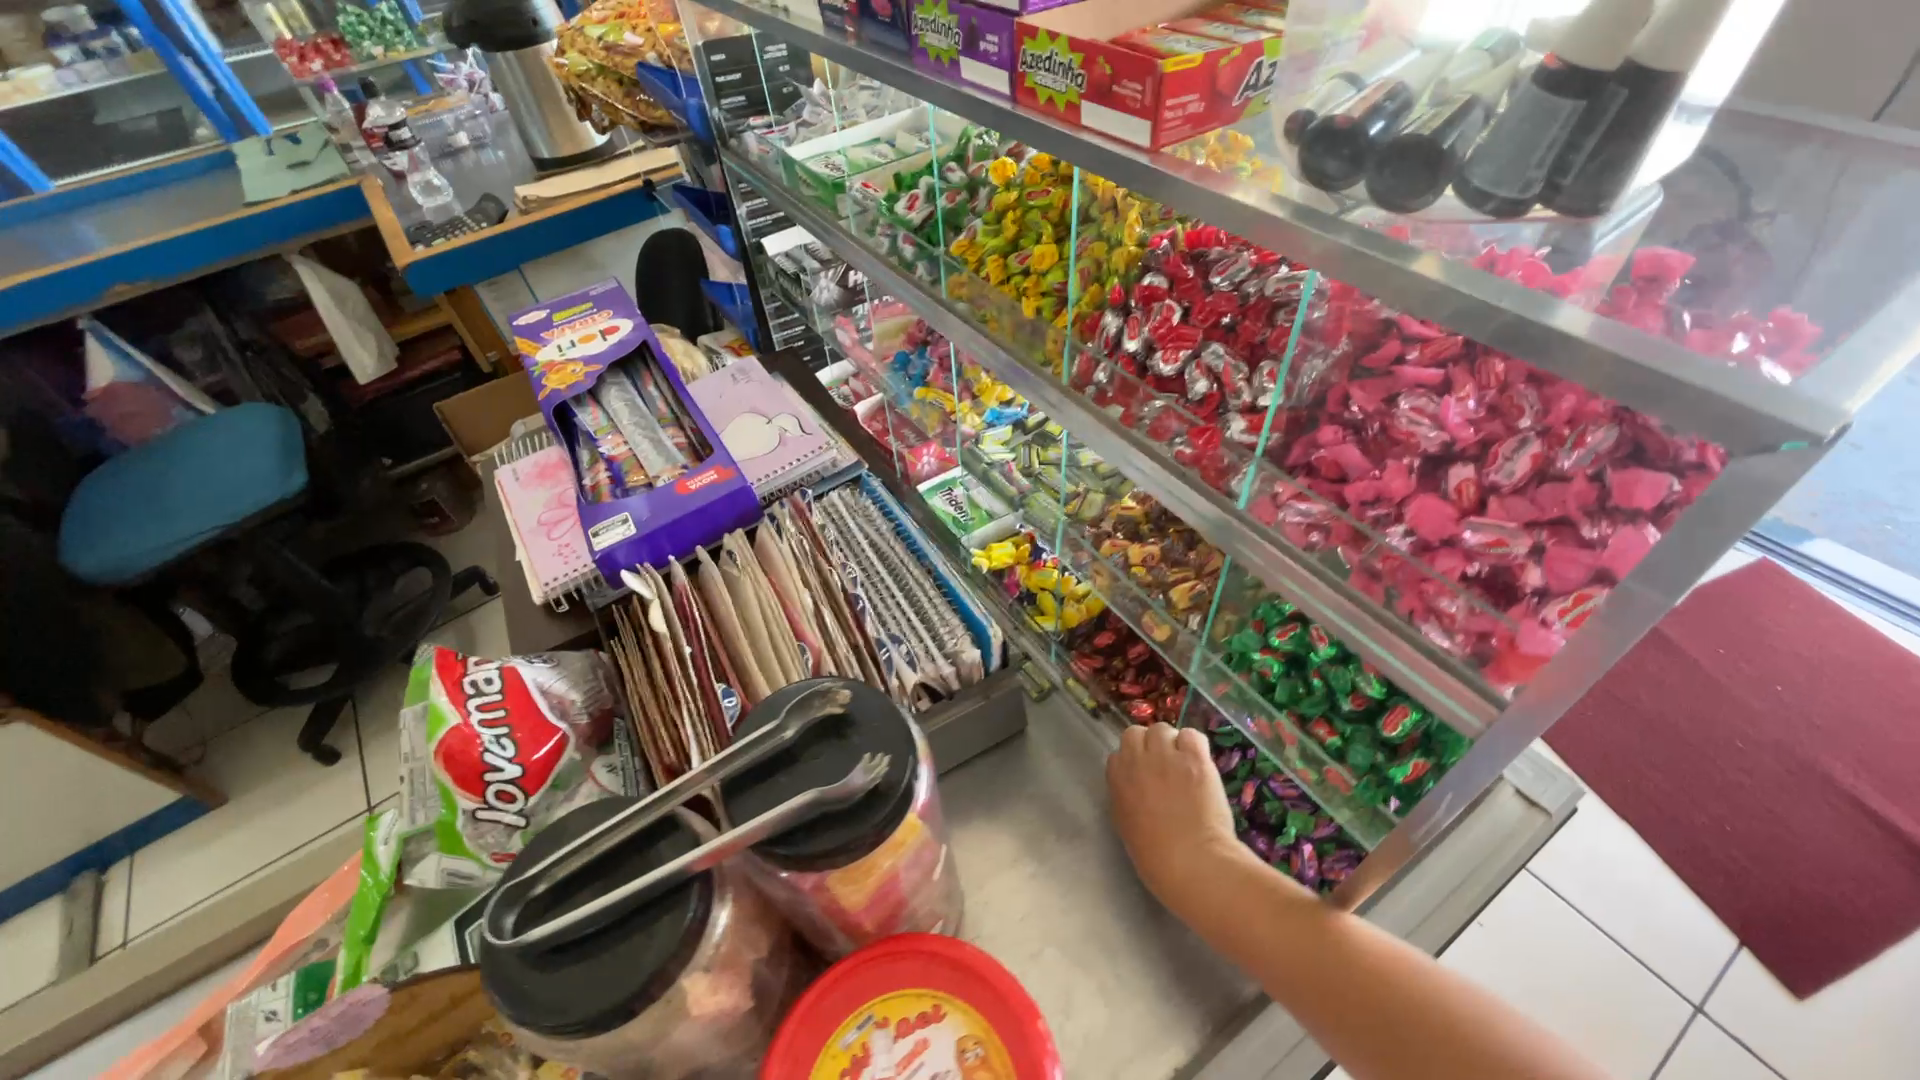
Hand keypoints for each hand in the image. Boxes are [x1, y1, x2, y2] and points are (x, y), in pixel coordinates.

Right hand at [1106, 723, 1248, 907]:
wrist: (1189, 861)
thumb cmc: (1155, 855)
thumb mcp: (1125, 822)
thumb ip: (1125, 795)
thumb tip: (1136, 784)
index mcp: (1116, 778)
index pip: (1119, 753)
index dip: (1135, 761)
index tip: (1146, 775)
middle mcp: (1136, 760)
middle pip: (1137, 733)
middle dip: (1150, 745)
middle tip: (1166, 764)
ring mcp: (1165, 756)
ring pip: (1163, 729)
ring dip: (1172, 743)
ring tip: (1185, 763)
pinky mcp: (1194, 758)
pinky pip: (1192, 735)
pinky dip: (1195, 746)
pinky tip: (1200, 763)